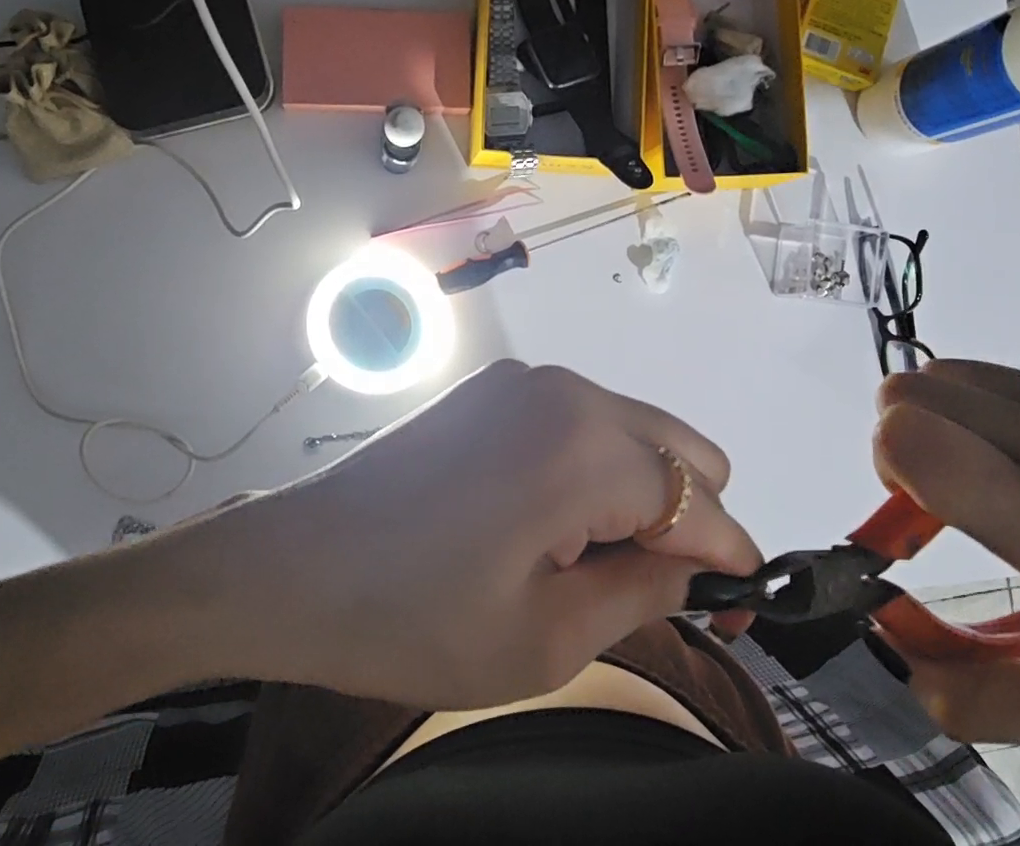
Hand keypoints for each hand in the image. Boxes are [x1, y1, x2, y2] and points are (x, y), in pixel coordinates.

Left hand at [162, 360, 761, 709]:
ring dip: (634, 495)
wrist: (289, 569)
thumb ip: (645, 593)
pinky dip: (588, 470)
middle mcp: (562, 391)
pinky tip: (539, 521)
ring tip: (580, 562)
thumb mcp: (547, 638)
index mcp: (585, 445)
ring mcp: (519, 382)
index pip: (702, 502)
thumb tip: (695, 566)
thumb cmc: (412, 619)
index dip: (728, 563)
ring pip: (629, 432)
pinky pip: (575, 424)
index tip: (730, 613)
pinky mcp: (485, 391)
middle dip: (684, 521)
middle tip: (642, 588)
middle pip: (680, 450)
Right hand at [875, 360, 1019, 745]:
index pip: (911, 442)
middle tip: (944, 490)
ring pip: (953, 374)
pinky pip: (1014, 377)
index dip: (884, 465)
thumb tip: (882, 645)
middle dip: (902, 437)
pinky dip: (1006, 413)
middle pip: (913, 392)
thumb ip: (963, 694)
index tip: (912, 507)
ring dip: (947, 420)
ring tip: (998, 471)